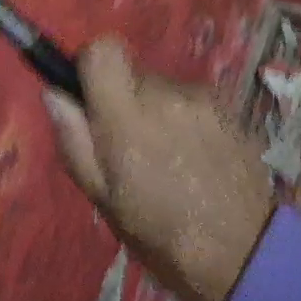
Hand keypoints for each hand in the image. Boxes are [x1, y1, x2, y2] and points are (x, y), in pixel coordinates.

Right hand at [43, 38, 276, 300]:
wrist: (245, 250)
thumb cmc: (163, 237)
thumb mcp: (105, 201)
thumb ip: (76, 142)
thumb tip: (55, 93)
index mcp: (128, 116)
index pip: (103, 50)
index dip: (91, 66)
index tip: (91, 99)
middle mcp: (166, 93)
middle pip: (132, 73)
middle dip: (124, 102)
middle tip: (130, 150)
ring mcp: (202, 96)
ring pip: (162, 88)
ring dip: (156, 112)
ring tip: (168, 161)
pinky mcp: (228, 105)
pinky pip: (191, 101)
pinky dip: (184, 121)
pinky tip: (194, 159)